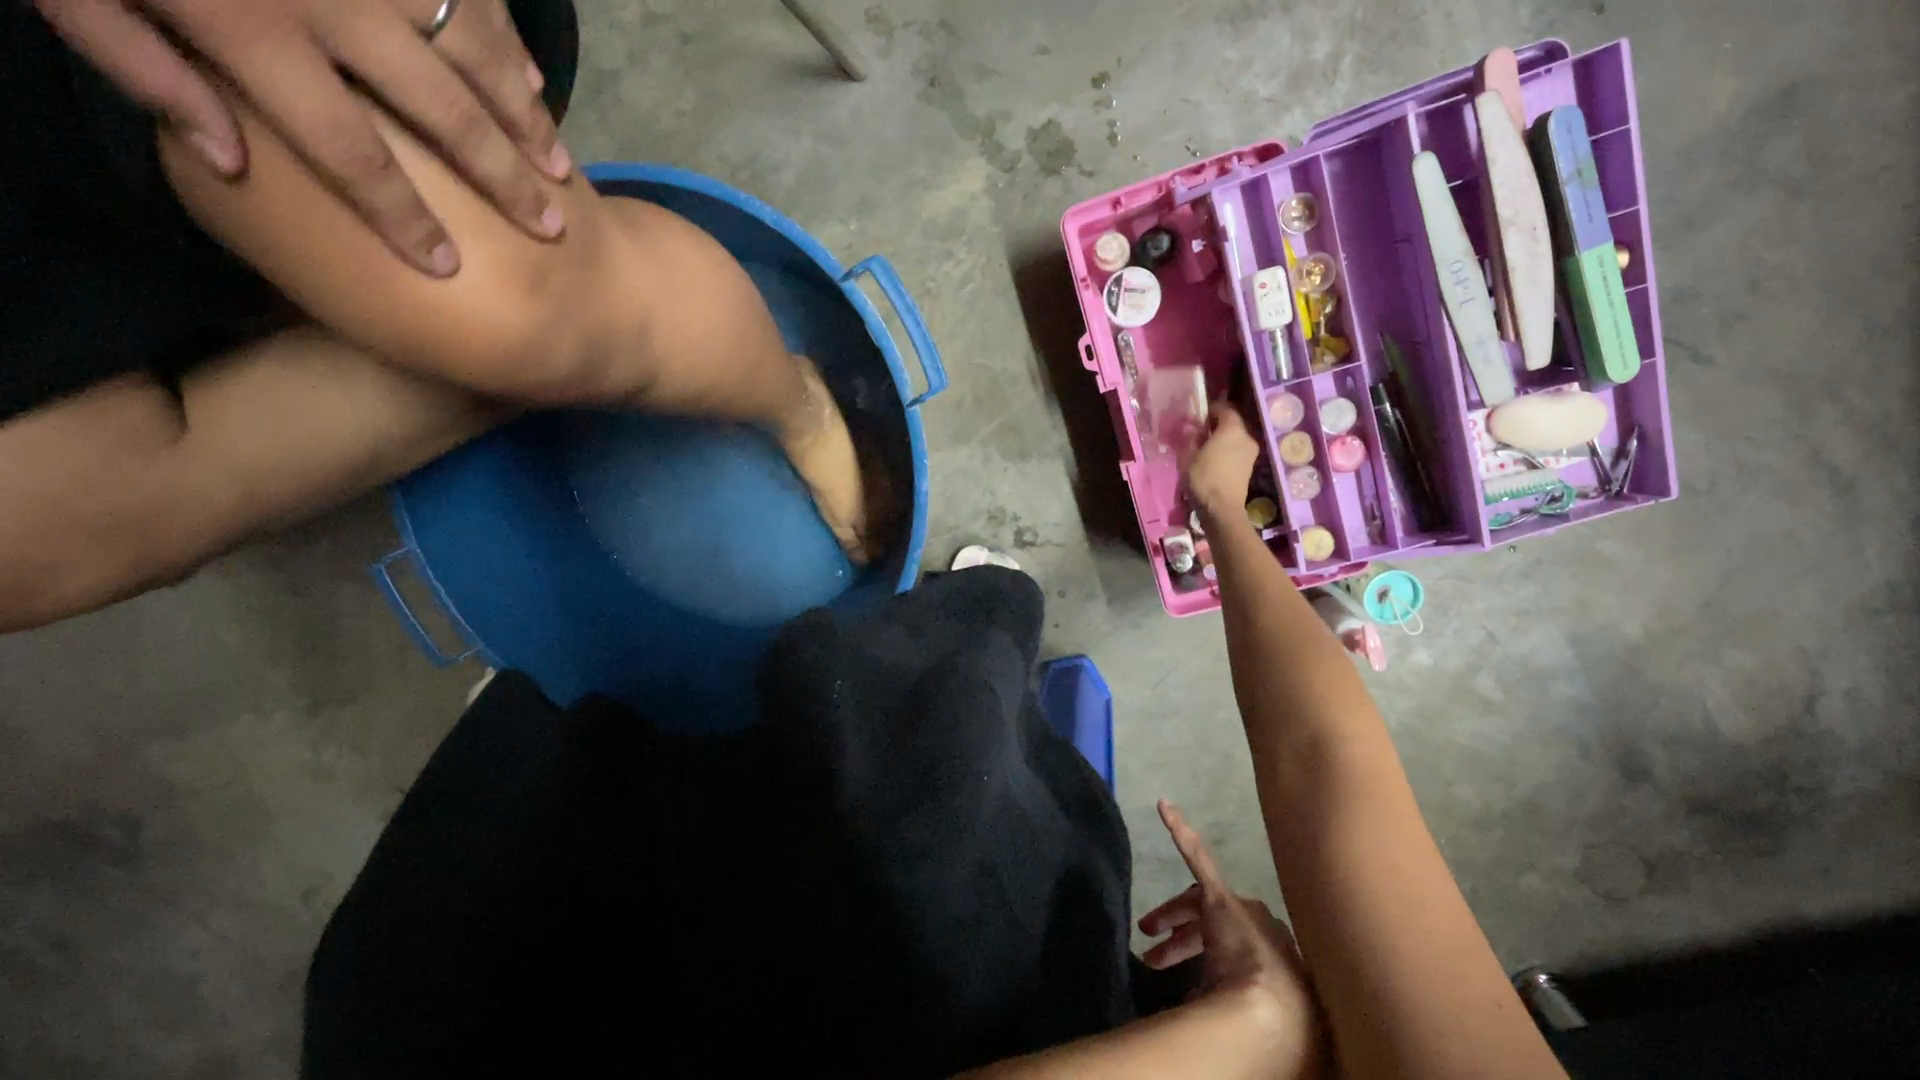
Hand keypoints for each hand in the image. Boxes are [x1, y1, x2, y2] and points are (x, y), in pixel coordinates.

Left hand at [36, 0, 570, 276]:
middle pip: (445, 111)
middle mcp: (334, 2)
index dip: (403, 217)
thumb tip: (232, 164)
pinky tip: (532, 81)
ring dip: (526, 116)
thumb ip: (145, 73)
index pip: (350, 152)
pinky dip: (509, 42)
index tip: (445, 265)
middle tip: (549, 225)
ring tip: (559, 167)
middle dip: (504, 176)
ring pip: (477, 52)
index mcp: (249, 30)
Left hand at [1141, 801, 1318, 1016]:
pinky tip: (1164, 809)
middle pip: (1213, 926)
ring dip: (1172, 917)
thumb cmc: (1259, 1022)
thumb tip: (1196, 1018)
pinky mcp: (1218, 896)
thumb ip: (1219, 1005)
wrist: (1272, 1011)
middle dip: (1182, 939)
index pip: (1229, 949)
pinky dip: (1180, 832)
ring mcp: (1239, 910)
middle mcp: (1260, 928)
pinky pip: (1198, 858)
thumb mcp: (1239, 1016)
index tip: (1180, 972)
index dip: (1201, 958)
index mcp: (1270, 957)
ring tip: (1145, 932)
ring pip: (1198, 904)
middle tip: (1154, 955)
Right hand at [1182, 403, 1260, 522]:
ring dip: (1221, 439)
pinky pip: (1237, 450)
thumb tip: (1190, 426)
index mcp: (1232, 429)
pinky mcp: (1250, 467)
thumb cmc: (1203, 478)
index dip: (1210, 409)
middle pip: (1232, 423)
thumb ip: (1189, 437)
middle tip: (1198, 431)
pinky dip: (1226, 450)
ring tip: (1203, 447)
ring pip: (1235, 438)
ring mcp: (1251, 453)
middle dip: (1216, 425)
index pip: (1224, 409)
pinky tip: (1212, 459)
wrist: (1222, 510)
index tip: (1197, 415)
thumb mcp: (1188, 456)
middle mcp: (1246, 437)